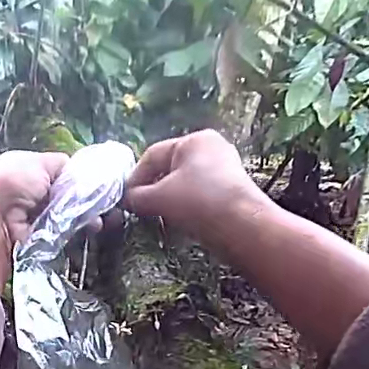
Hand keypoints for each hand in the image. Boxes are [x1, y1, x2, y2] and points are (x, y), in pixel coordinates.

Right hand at [124, 130, 264, 243]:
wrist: (242, 227)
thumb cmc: (198, 202)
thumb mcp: (159, 198)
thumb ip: (136, 197)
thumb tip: (126, 200)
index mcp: (193, 140)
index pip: (152, 156)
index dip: (134, 178)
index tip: (125, 200)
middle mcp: (211, 148)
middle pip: (169, 168)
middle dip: (152, 189)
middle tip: (139, 209)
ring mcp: (224, 168)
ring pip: (184, 183)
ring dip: (167, 200)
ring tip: (158, 218)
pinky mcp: (231, 189)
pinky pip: (199, 194)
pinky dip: (185, 206)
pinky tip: (179, 221)